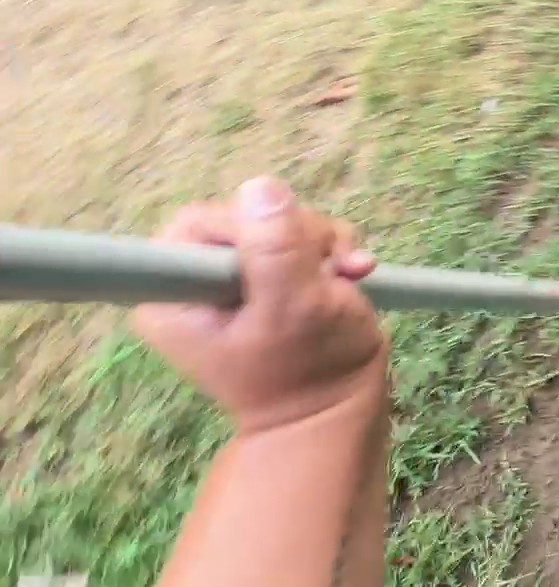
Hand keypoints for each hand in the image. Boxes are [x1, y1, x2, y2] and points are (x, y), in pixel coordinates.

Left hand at [134, 176, 387, 432]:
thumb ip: (275, 248)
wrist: (337, 401)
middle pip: (253, 218)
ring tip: (349, 274)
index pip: (199, 223)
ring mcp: (242, 280)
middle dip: (304, 235)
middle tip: (331, 266)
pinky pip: (308, 241)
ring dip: (329, 244)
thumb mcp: (293, 305)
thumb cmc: (307, 364)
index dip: (250, 225)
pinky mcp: (278, 278)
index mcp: (177, 293)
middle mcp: (201, 282)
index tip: (289, 252)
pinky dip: (338, 251)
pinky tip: (354, 273)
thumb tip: (262, 185)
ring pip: (288, 226)